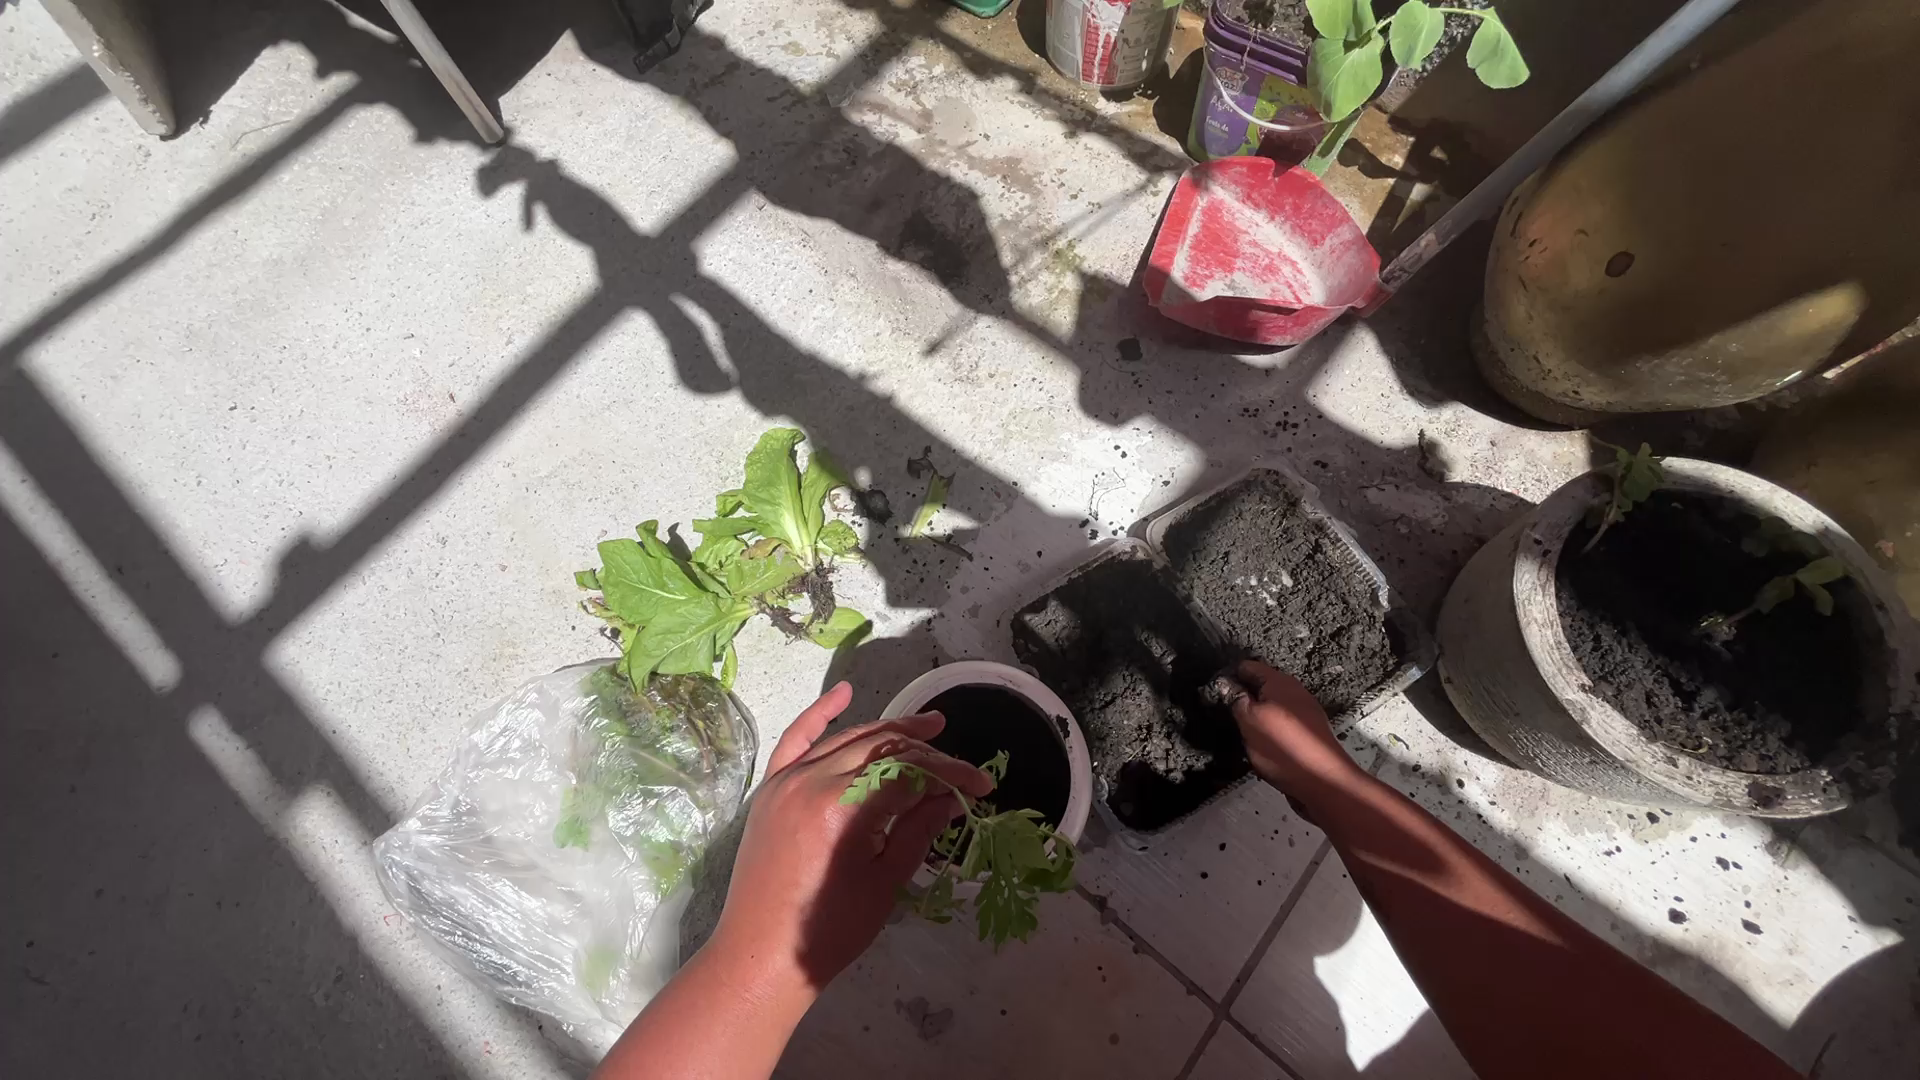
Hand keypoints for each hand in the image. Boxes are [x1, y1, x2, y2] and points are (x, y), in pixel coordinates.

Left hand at [707, 682, 994, 995]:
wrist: (760, 960)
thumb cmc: (831, 931)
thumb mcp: (886, 881)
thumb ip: (919, 828)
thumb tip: (952, 795)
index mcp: (845, 807)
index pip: (910, 772)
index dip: (949, 774)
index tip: (980, 784)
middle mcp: (814, 781)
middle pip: (882, 748)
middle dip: (923, 747)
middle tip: (954, 747)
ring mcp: (787, 780)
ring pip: (848, 740)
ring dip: (887, 730)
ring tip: (924, 727)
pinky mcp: (771, 788)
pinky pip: (796, 740)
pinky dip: (820, 714)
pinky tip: (844, 694)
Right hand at [1223, 660, 1359, 800]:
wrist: (1324, 785)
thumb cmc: (1284, 749)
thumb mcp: (1249, 721)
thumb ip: (1235, 699)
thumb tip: (1225, 684)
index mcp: (1281, 683)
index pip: (1247, 666)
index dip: (1228, 676)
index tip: (1214, 692)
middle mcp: (1294, 694)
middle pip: (1259, 687)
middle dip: (1241, 698)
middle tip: (1223, 713)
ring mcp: (1303, 715)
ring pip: (1269, 708)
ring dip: (1253, 718)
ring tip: (1239, 732)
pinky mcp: (1306, 736)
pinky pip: (1279, 726)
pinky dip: (1267, 732)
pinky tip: (1259, 747)